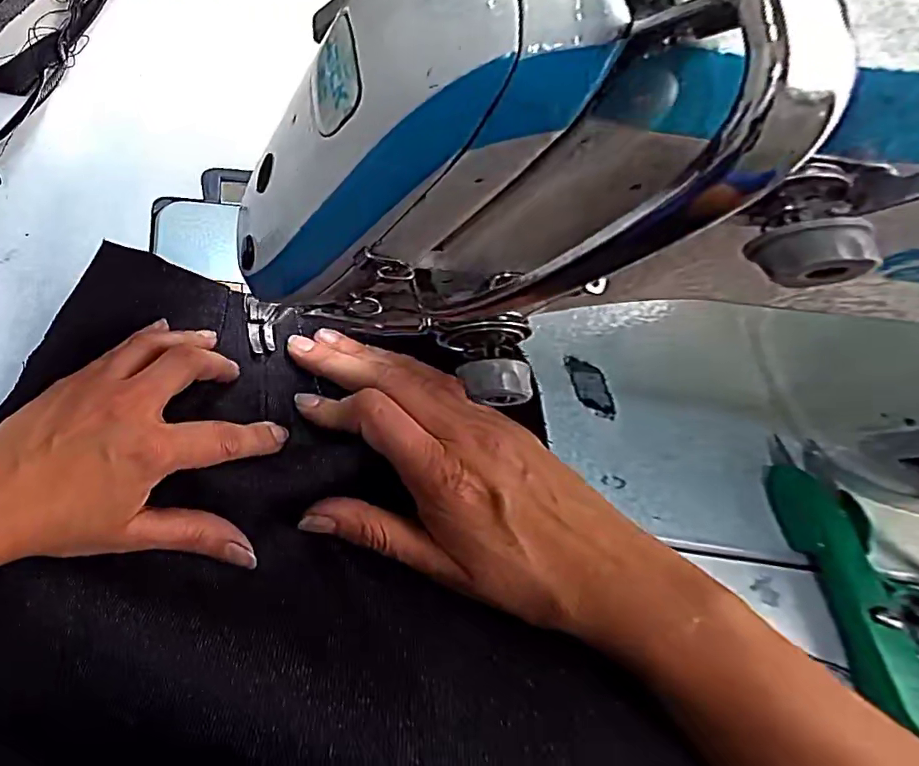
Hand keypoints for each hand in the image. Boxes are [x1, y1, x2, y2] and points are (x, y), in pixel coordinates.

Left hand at [0, 320, 287, 570]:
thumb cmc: (59, 520)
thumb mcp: (131, 531)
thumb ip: (192, 533)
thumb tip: (244, 550)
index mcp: (151, 448)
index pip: (220, 438)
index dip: (255, 437)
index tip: (275, 434)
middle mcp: (133, 403)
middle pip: (189, 365)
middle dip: (218, 365)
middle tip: (230, 371)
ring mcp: (105, 381)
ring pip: (157, 343)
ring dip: (187, 338)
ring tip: (206, 342)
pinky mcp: (81, 373)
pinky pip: (124, 344)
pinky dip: (149, 336)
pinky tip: (157, 334)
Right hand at [286, 329, 719, 653]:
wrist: (614, 574)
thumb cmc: (534, 577)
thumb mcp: (444, 567)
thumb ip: (375, 531)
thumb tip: (318, 516)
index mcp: (445, 472)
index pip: (376, 414)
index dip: (335, 405)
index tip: (308, 406)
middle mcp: (464, 433)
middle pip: (391, 377)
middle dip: (340, 358)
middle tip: (304, 345)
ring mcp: (485, 419)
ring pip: (414, 371)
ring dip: (368, 353)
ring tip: (332, 342)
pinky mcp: (499, 418)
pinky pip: (439, 378)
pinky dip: (401, 364)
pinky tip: (386, 361)